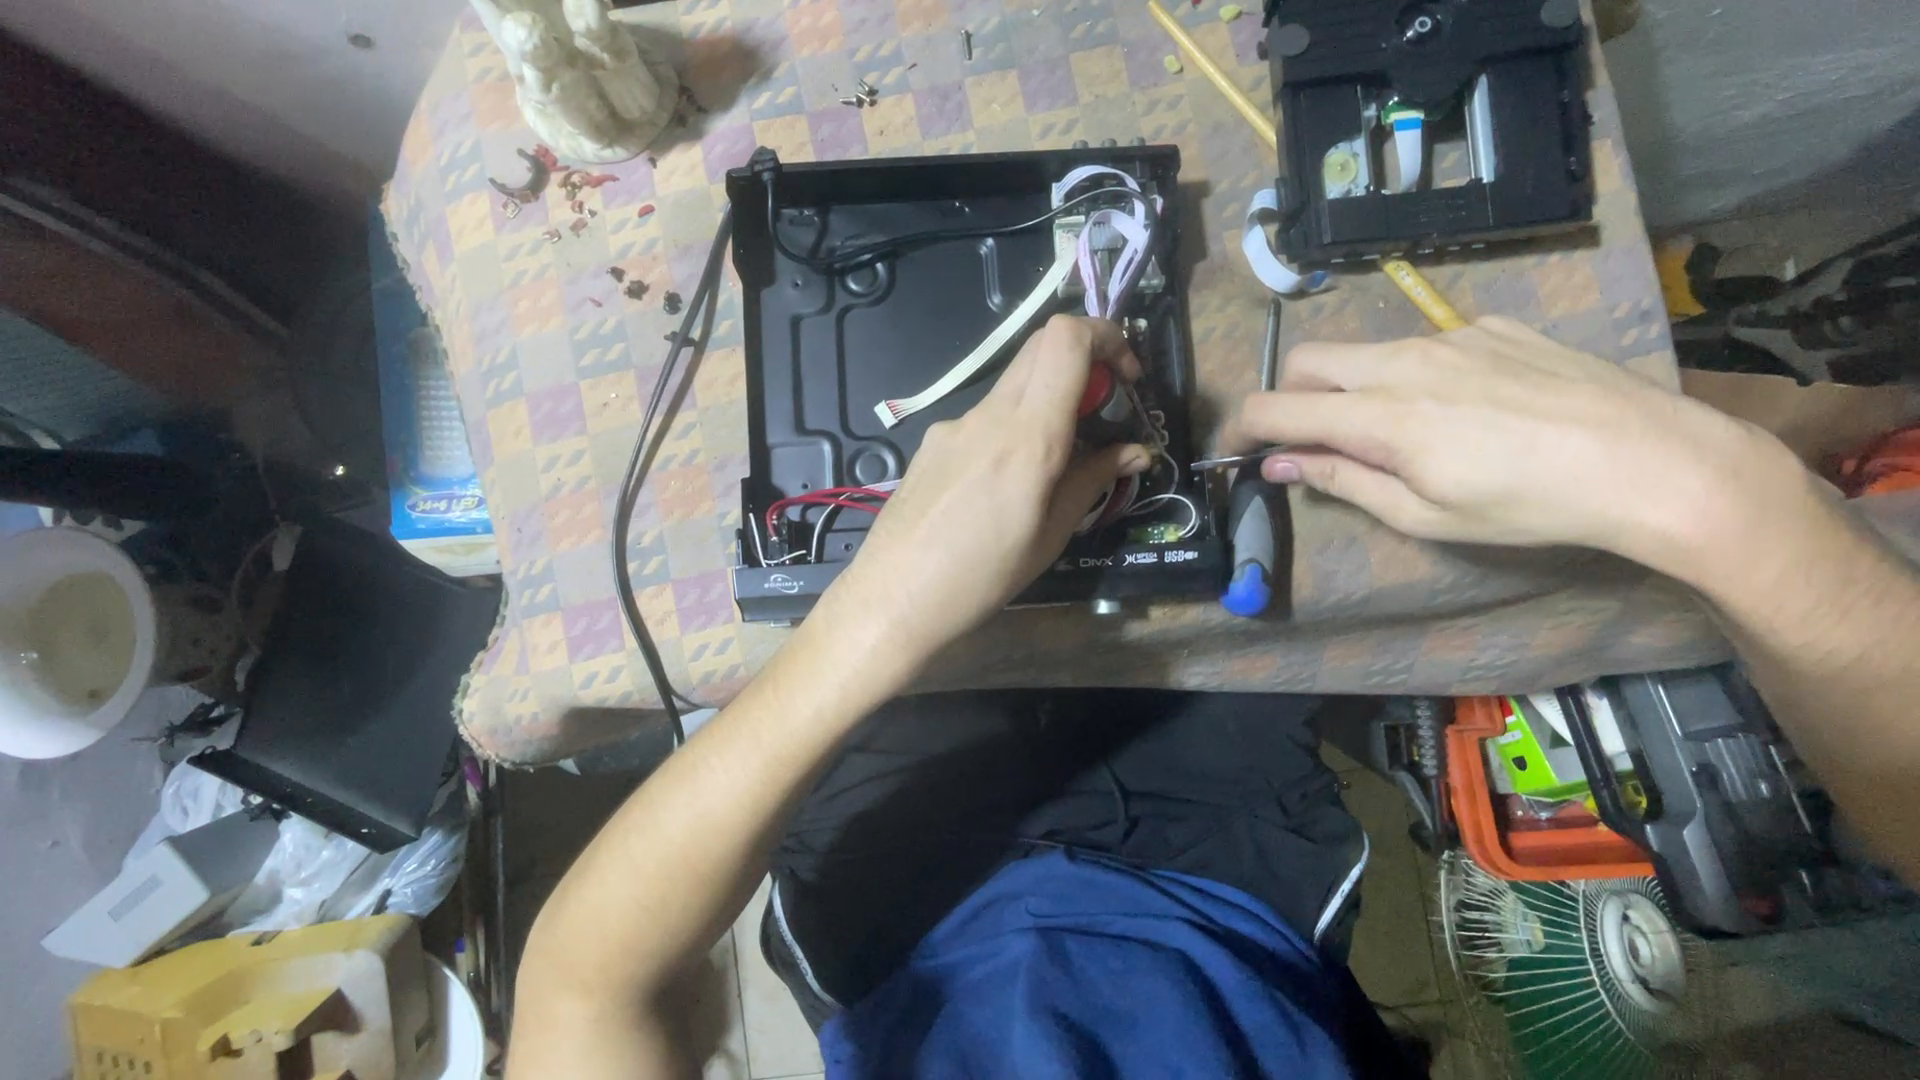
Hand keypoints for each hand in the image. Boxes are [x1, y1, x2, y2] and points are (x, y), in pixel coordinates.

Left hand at [822, 315, 1151, 659]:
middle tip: (1099, 417)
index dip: (1106, 338)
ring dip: (1046, 404)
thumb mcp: (1051, 535)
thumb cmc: (982, 577)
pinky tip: (1000, 488)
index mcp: (1027, 437)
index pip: (1066, 339)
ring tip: (1051, 469)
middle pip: (1042, 347)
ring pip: (1012, 387)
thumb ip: (1093, 480)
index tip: (1126, 380)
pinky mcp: (931, 443)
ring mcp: (953, 425)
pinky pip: (983, 419)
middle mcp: (988, 416)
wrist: (892, 600)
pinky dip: (1010, 431)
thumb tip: (1135, 451)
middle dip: (1084, 364)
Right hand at [1219, 316, 1800, 574]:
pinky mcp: (1495, 326)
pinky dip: (1411, 374)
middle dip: (1288, 396)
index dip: (1240, 429)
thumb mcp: (1424, 514)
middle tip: (1310, 441)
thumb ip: (1343, 481)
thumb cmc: (1529, 506)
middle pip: (1307, 360)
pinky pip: (1426, 343)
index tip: (1234, 452)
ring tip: (1395, 432)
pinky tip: (1461, 407)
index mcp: (1380, 415)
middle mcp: (1403, 361)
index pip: (1275, 407)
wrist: (1654, 462)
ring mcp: (1452, 336)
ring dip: (1351, 387)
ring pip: (1366, 350)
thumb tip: (1281, 465)